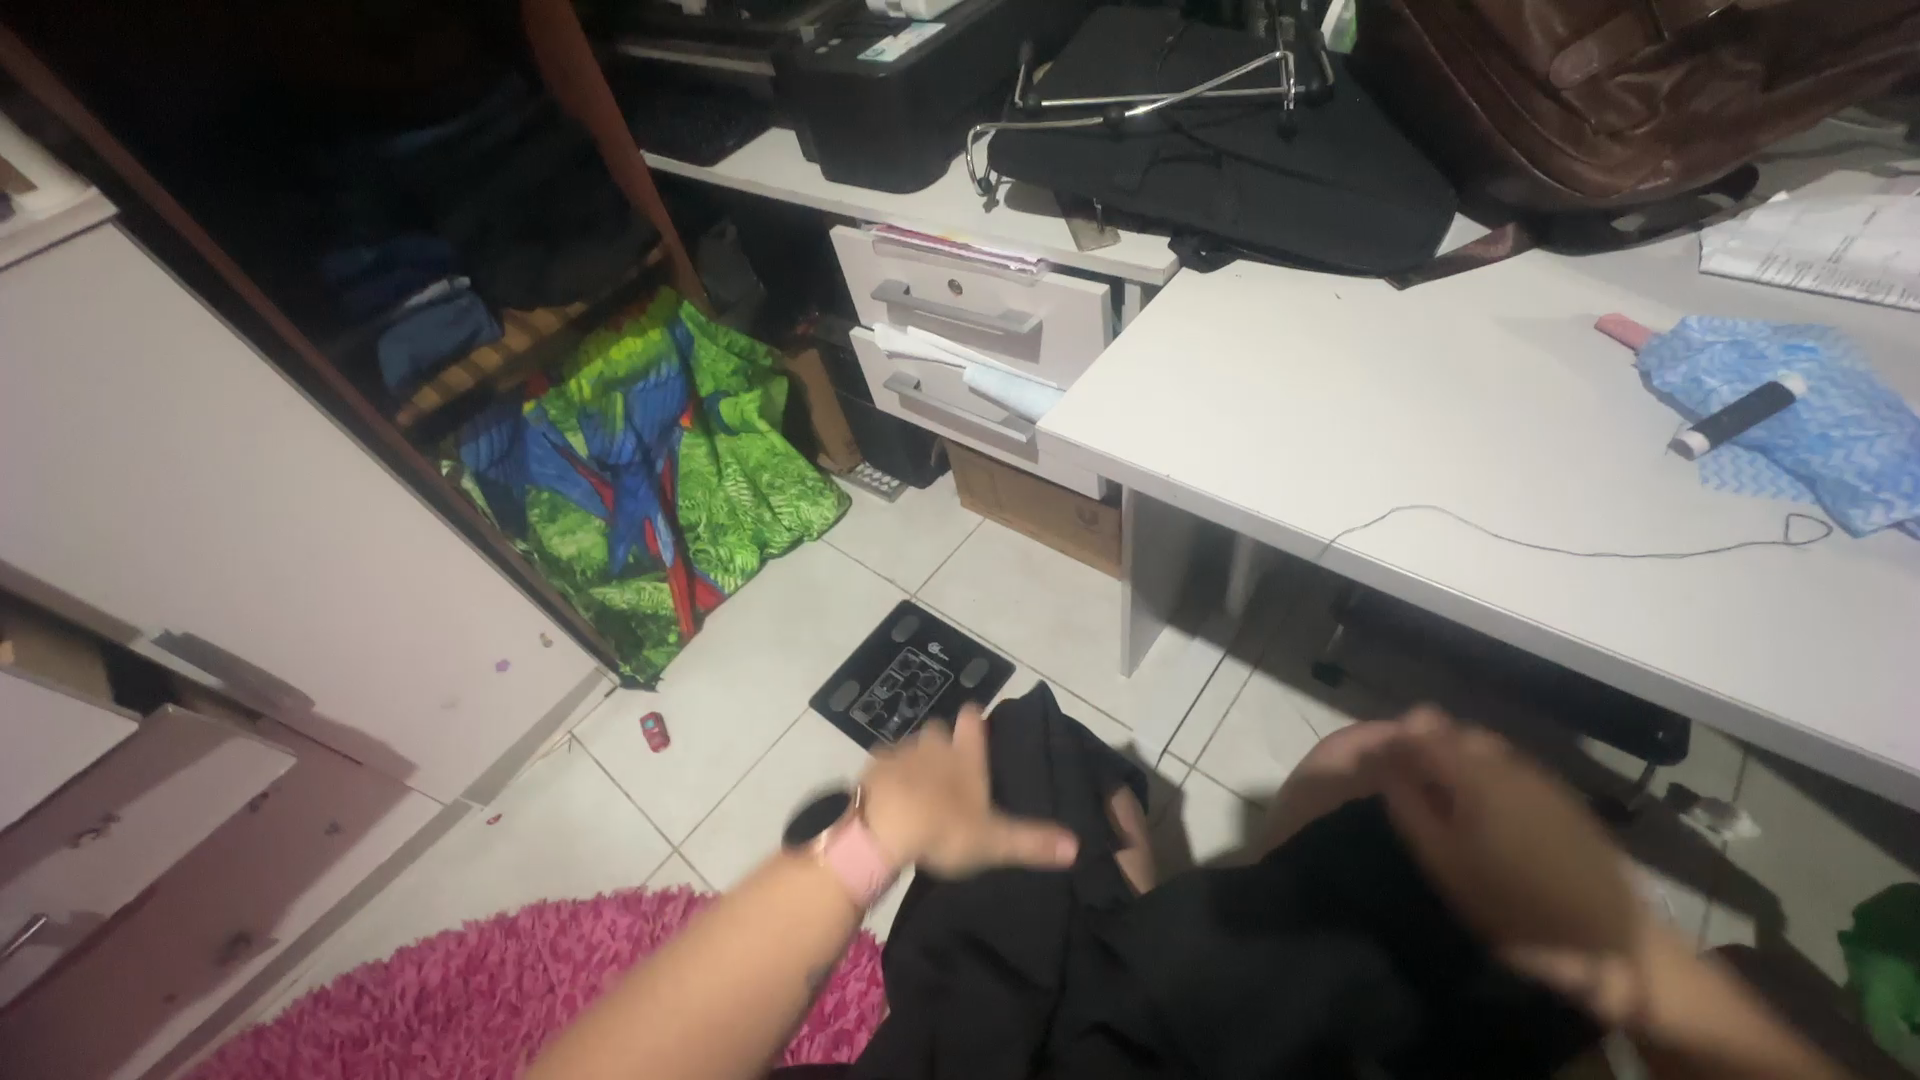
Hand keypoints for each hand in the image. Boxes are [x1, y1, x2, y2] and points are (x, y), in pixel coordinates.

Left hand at [860, 704, 1078, 877]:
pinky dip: (888, 777)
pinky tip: (890, 797)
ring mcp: (900, 753)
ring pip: (911, 747)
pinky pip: (883, 765)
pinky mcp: (872, 768)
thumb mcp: (995, 841)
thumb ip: (1033, 841)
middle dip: (943, 745)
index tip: (975, 724)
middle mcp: (934, 744)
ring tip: (919, 790)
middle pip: (939, 732)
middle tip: (948, 771)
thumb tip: (1076, 846)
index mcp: (965, 755)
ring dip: (915, 762)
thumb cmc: (945, 829)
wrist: (883, 828)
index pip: (972, 720)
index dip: (973, 721)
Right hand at [1364, 707, 1652, 1024]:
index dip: (1395, 739)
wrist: (1613, 948)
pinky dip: (1487, 777)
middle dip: (1425, 747)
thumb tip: (1385, 764)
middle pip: (1454, 730)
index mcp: (1476, 774)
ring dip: (1457, 761)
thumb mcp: (1441, 861)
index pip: (1421, 727)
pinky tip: (1487, 816)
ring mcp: (1542, 778)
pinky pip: (1511, 768)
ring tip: (1446, 802)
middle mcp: (1509, 763)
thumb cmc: (1512, 907)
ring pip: (1484, 747)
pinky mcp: (1564, 798)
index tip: (1379, 764)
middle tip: (1410, 786)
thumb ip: (1408, 804)